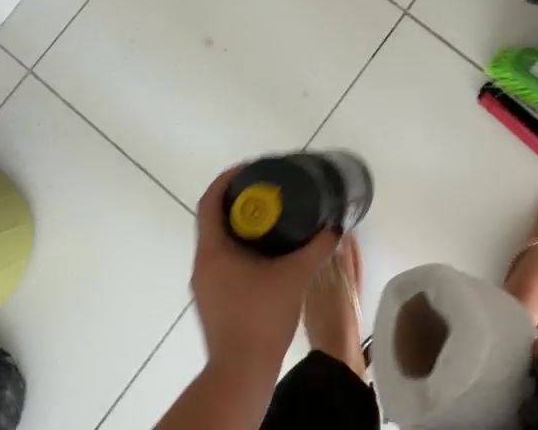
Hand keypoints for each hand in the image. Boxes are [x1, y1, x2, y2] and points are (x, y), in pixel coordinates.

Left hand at [190, 165, 338, 377]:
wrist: (241, 372)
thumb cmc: (261, 318)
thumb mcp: (296, 276)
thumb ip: (317, 247)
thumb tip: (334, 227)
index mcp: (213, 250)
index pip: (210, 199)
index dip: (229, 177)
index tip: (254, 167)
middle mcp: (203, 263)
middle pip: (215, 217)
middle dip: (243, 199)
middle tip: (272, 190)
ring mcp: (205, 284)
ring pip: (221, 240)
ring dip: (244, 225)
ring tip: (276, 217)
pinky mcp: (214, 299)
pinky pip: (225, 259)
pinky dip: (244, 247)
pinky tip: (271, 253)